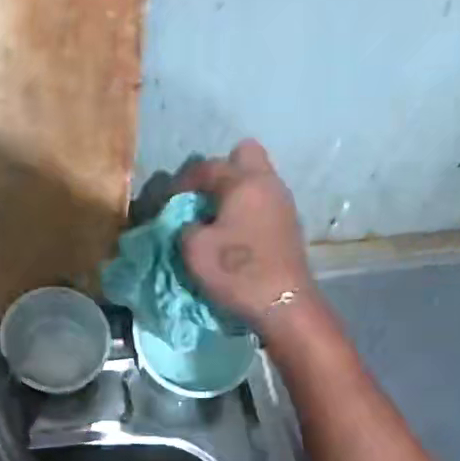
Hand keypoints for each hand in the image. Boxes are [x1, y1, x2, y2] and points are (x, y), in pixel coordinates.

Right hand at [176, 140, 319, 338]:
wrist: (283, 304)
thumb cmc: (237, 272)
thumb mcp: (194, 250)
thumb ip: (186, 227)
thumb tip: (192, 224)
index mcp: (243, 182)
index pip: (207, 167)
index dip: (183, 181)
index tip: (168, 200)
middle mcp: (268, 183)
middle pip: (245, 155)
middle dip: (222, 170)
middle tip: (205, 197)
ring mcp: (284, 203)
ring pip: (258, 180)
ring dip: (237, 193)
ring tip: (218, 218)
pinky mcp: (290, 226)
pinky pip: (265, 203)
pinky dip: (249, 211)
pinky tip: (237, 233)